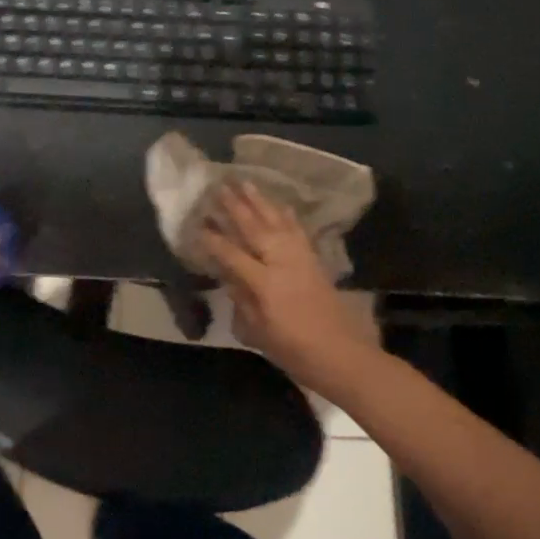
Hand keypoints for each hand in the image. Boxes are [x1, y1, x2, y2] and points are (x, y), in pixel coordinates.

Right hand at [201, 182, 378, 398]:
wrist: (342, 356)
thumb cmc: (295, 351)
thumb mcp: (257, 333)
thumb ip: (241, 302)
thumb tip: (230, 278)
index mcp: (264, 283)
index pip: (231, 253)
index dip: (212, 239)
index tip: (196, 224)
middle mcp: (281, 262)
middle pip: (254, 228)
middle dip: (235, 206)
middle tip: (219, 186)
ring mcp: (300, 258)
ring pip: (276, 222)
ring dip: (260, 202)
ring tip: (245, 182)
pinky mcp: (315, 261)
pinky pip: (297, 230)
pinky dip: (287, 215)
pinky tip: (281, 205)